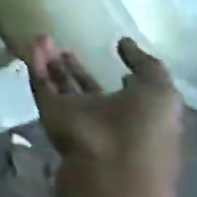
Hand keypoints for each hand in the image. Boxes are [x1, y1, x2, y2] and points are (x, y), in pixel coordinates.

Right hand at [28, 35, 182, 185]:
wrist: (110, 159)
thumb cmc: (145, 126)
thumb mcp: (161, 91)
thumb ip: (146, 64)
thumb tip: (125, 42)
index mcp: (136, 111)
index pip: (126, 90)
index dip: (122, 74)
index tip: (114, 54)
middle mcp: (103, 112)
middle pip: (85, 85)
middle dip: (75, 67)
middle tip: (66, 47)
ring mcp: (73, 111)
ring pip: (58, 82)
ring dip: (51, 60)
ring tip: (45, 37)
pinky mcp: (48, 110)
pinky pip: (40, 82)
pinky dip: (36, 62)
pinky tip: (36, 42)